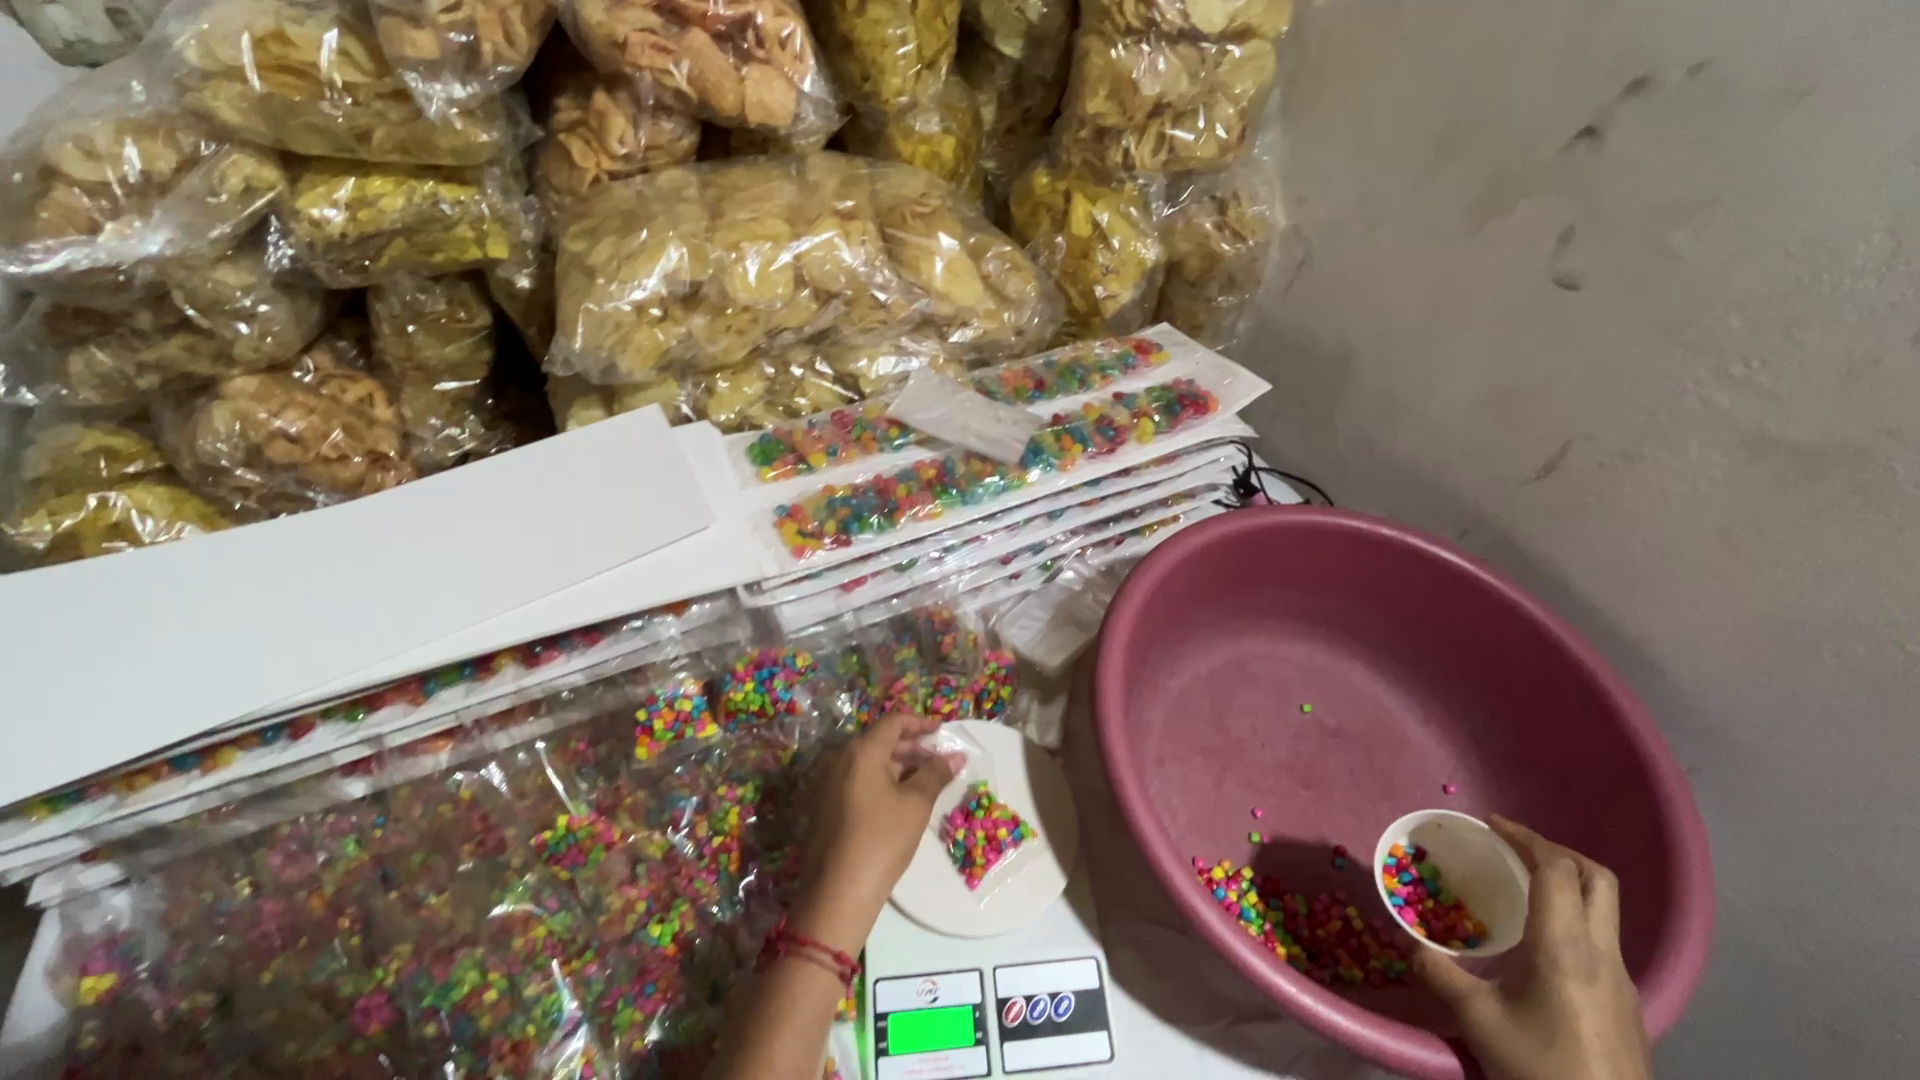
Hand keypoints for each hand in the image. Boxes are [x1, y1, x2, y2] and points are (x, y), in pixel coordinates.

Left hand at [788, 713, 960, 953]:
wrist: (838, 891)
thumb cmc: (881, 839)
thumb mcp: (916, 804)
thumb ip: (936, 774)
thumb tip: (955, 756)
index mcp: (861, 751)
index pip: (894, 722)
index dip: (921, 723)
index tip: (943, 732)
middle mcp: (841, 759)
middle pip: (881, 741)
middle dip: (913, 747)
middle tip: (941, 761)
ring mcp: (830, 783)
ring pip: (870, 762)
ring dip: (900, 766)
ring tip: (927, 782)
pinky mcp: (827, 806)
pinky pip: (860, 781)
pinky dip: (884, 781)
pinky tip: (902, 800)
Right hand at [1414, 815, 1651, 1079]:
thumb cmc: (1541, 1068)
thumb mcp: (1477, 1020)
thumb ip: (1439, 974)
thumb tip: (1407, 942)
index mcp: (1565, 946)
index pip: (1556, 869)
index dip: (1525, 838)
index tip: (1491, 826)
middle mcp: (1602, 953)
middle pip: (1596, 878)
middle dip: (1554, 850)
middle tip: (1512, 847)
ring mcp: (1623, 979)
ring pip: (1606, 908)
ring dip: (1567, 882)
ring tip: (1522, 886)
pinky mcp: (1627, 1003)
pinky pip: (1603, 937)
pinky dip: (1573, 916)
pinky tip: (1540, 943)